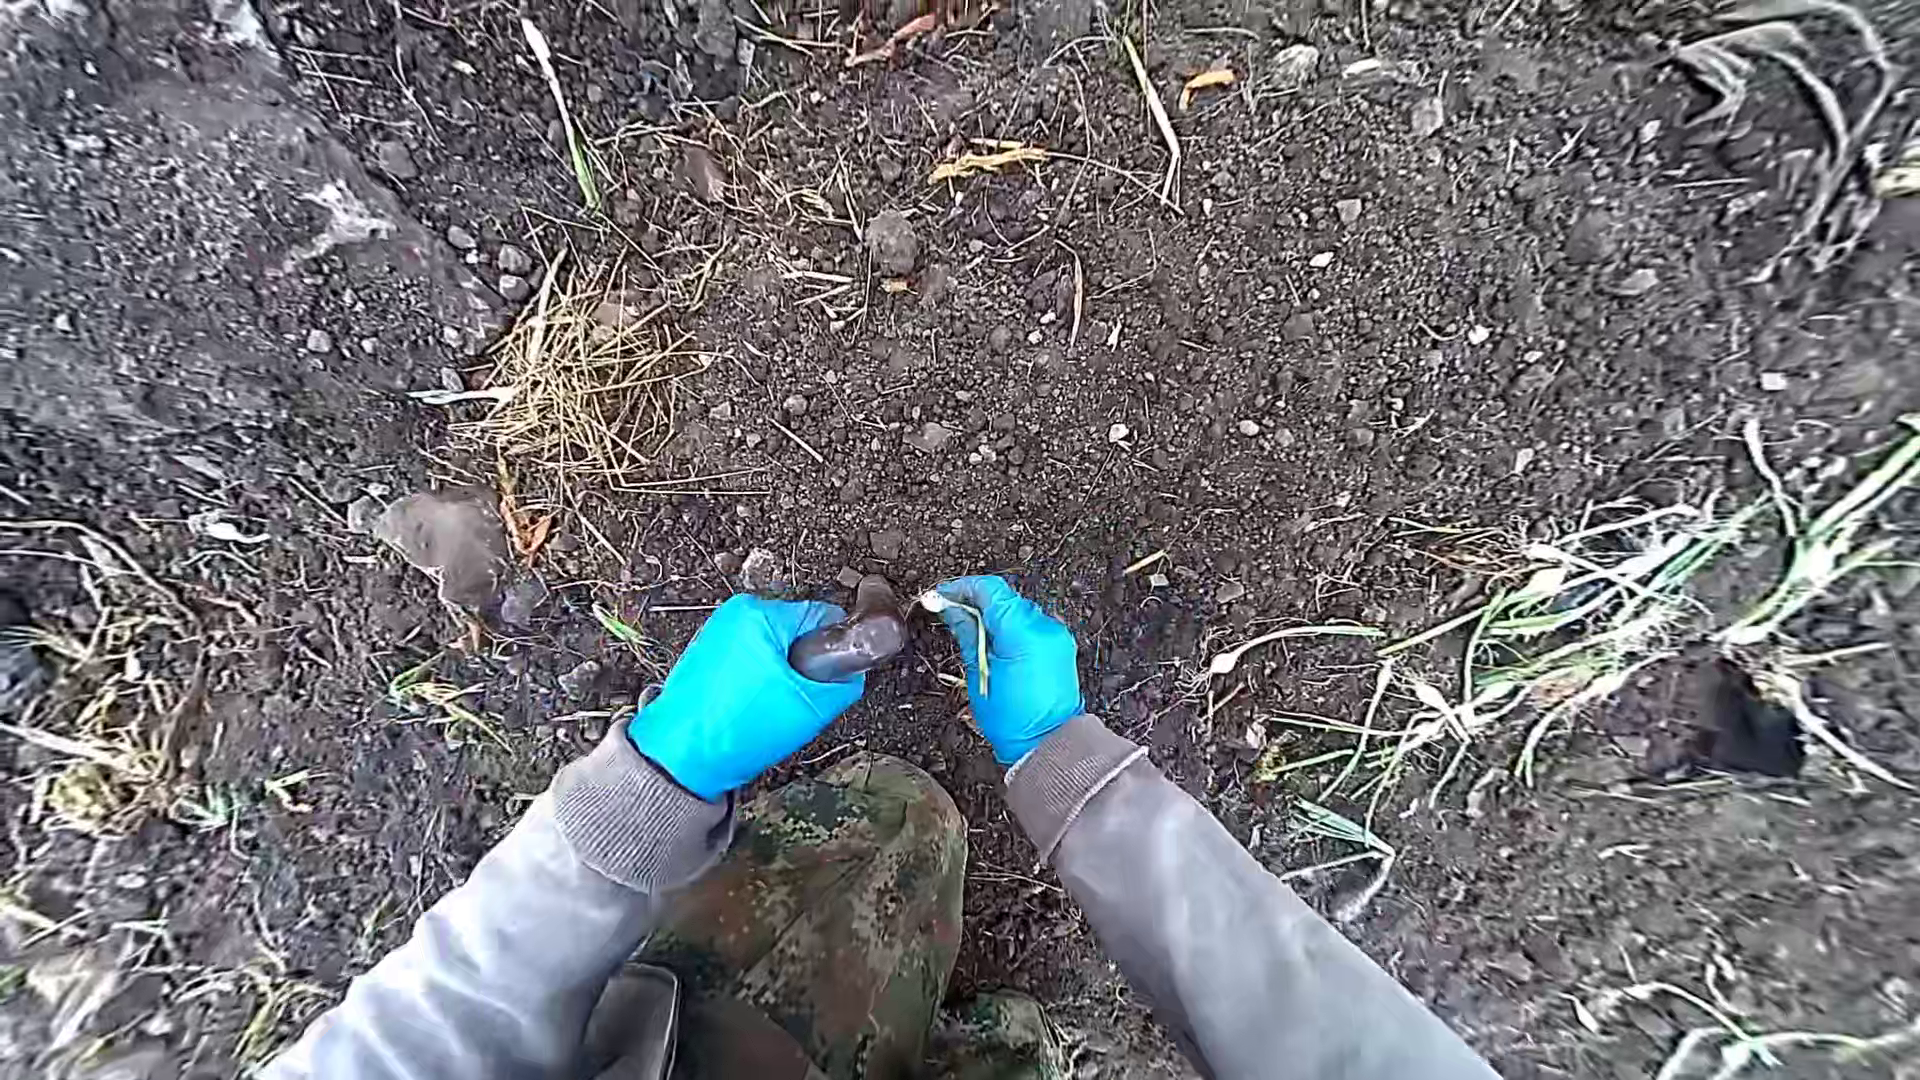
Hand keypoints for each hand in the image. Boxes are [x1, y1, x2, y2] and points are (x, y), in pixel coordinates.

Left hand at [628, 595, 861, 799]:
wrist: (681, 760)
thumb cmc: (734, 731)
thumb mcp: (811, 708)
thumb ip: (846, 682)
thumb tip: (854, 670)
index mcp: (760, 615)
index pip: (823, 616)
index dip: (834, 650)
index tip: (825, 677)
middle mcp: (736, 613)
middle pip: (800, 630)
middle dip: (805, 661)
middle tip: (795, 694)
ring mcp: (719, 630)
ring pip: (776, 644)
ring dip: (781, 670)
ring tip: (767, 701)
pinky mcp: (708, 649)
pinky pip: (752, 654)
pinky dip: (759, 676)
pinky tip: (750, 701)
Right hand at [932, 576, 1083, 763]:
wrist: (1048, 742)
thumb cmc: (1013, 719)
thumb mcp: (979, 673)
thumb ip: (966, 632)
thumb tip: (950, 608)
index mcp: (1023, 632)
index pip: (989, 590)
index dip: (961, 588)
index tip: (942, 594)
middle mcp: (1044, 627)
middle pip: (1003, 597)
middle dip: (974, 601)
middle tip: (950, 611)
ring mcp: (1055, 634)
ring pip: (1015, 609)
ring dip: (992, 613)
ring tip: (971, 631)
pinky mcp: (1058, 643)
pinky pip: (1028, 623)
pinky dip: (1009, 626)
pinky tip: (994, 641)